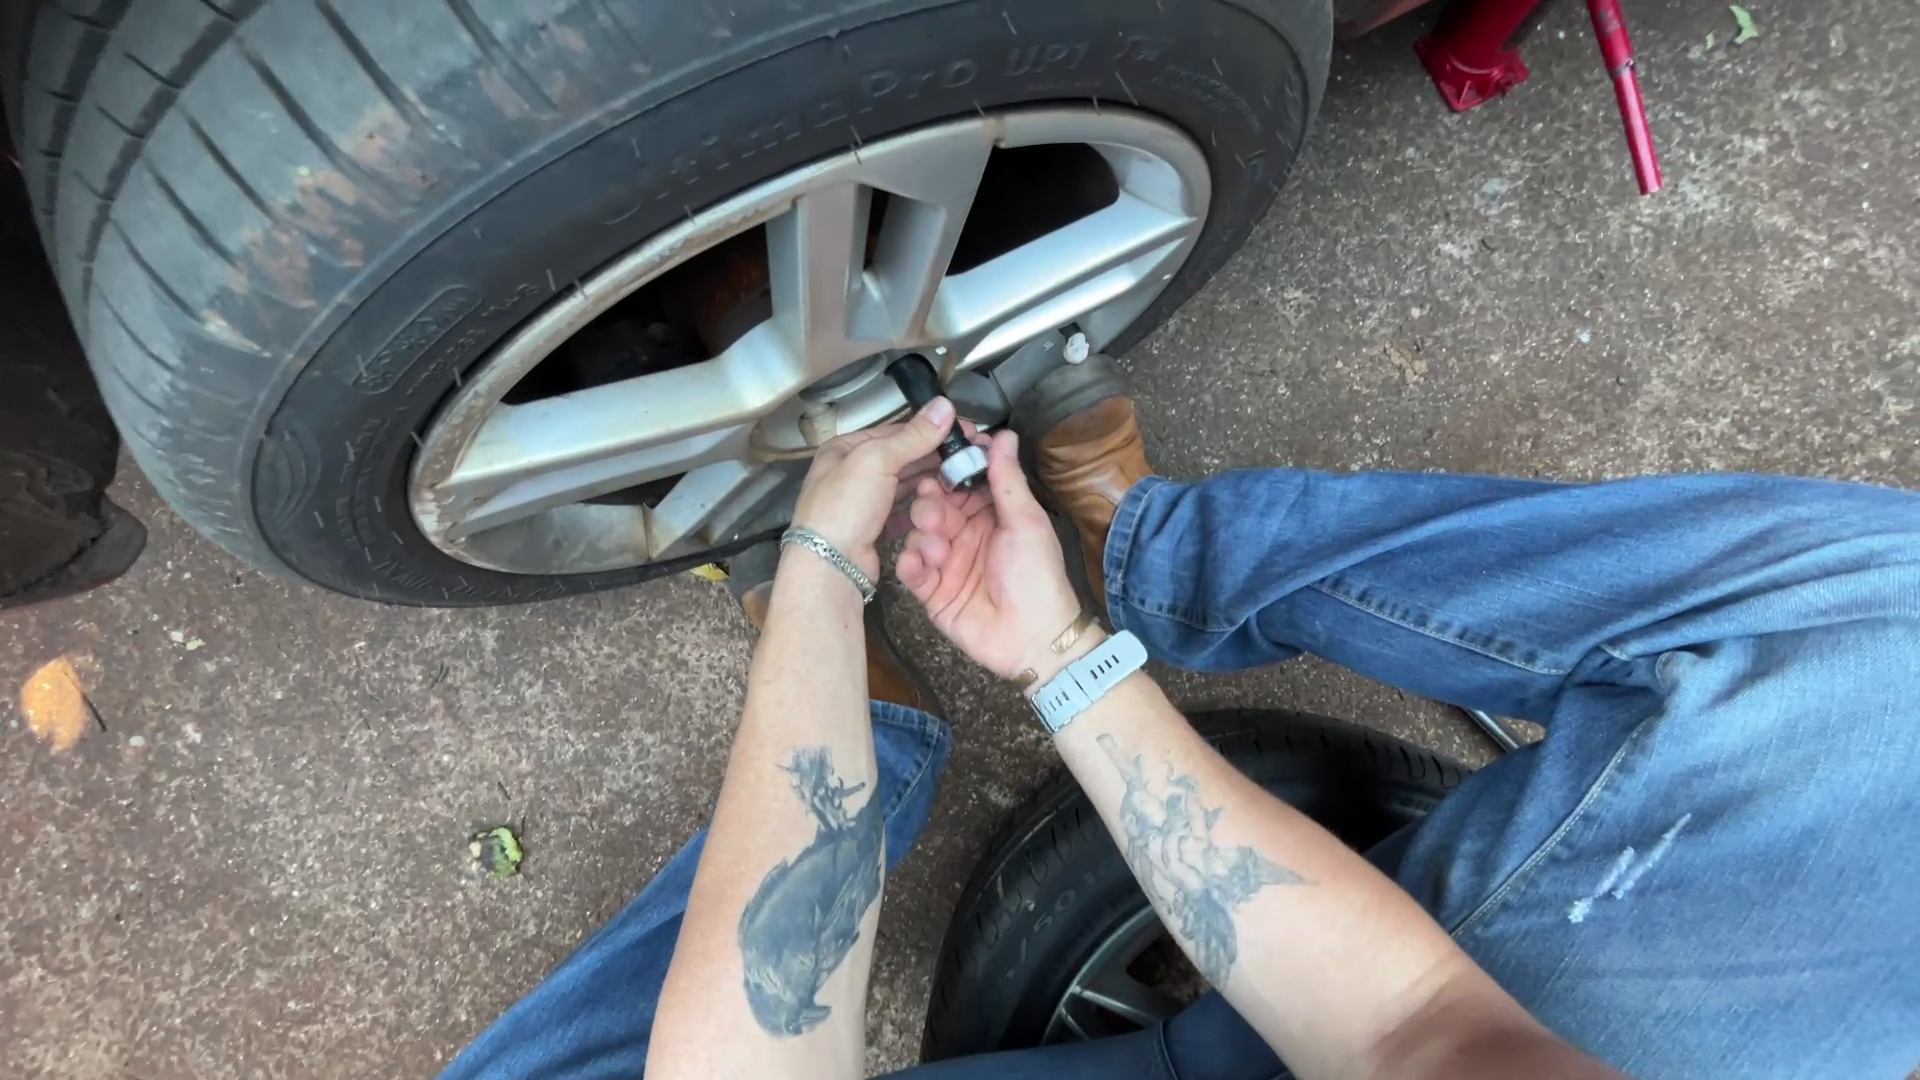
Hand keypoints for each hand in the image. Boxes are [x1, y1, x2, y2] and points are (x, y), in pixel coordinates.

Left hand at [789, 397, 955, 579]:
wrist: (830, 564)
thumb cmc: (843, 507)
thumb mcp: (878, 460)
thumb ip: (913, 436)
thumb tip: (943, 406)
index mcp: (844, 449)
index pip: (894, 431)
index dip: (928, 430)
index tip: (960, 432)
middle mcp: (850, 473)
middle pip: (900, 458)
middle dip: (932, 457)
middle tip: (965, 457)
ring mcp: (861, 503)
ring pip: (902, 484)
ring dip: (928, 481)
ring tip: (957, 478)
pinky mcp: (872, 528)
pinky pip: (901, 511)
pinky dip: (919, 505)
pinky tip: (938, 503)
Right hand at [897, 429, 1085, 681]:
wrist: (1034, 638)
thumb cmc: (1038, 577)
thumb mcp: (1025, 522)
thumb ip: (1007, 479)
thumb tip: (1002, 435)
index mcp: (990, 513)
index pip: (961, 482)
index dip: (948, 470)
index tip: (938, 457)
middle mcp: (964, 533)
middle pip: (933, 505)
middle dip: (929, 503)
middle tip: (933, 509)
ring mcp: (946, 562)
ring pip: (917, 534)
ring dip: (922, 536)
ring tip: (936, 548)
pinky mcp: (932, 591)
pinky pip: (911, 571)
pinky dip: (910, 564)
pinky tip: (919, 564)